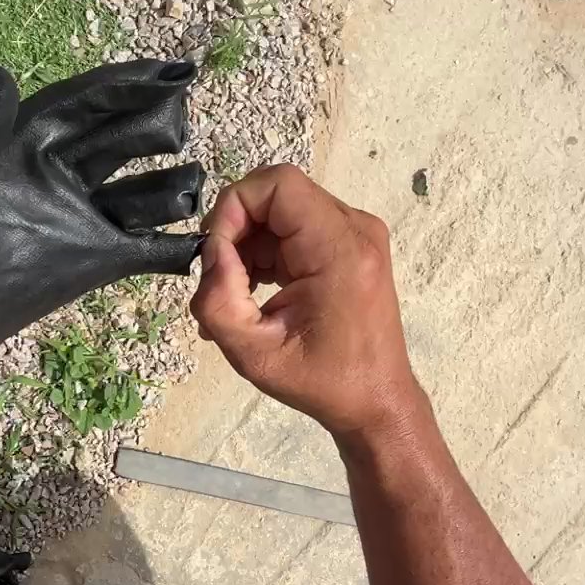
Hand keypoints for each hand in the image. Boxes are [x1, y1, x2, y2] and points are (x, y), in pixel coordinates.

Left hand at [0, 61, 206, 425]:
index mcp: (13, 153)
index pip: (80, 104)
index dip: (127, 84)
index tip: (178, 72)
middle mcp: (50, 180)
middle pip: (117, 140)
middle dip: (153, 128)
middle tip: (177, 131)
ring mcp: (72, 224)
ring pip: (136, 193)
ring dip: (168, 188)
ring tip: (197, 187)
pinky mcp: (86, 266)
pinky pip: (141, 251)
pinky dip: (172, 248)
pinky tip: (203, 247)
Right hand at [189, 165, 421, 437]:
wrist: (374, 399)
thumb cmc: (320, 381)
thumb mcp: (252, 352)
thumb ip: (218, 300)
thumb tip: (210, 253)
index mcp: (338, 249)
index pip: (276, 184)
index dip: (233, 208)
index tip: (216, 254)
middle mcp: (354, 229)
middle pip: (276, 194)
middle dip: (235, 229)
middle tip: (220, 279)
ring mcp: (355, 234)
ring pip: (280, 211)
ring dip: (246, 245)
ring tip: (234, 296)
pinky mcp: (348, 246)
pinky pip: (293, 228)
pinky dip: (263, 253)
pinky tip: (253, 293)